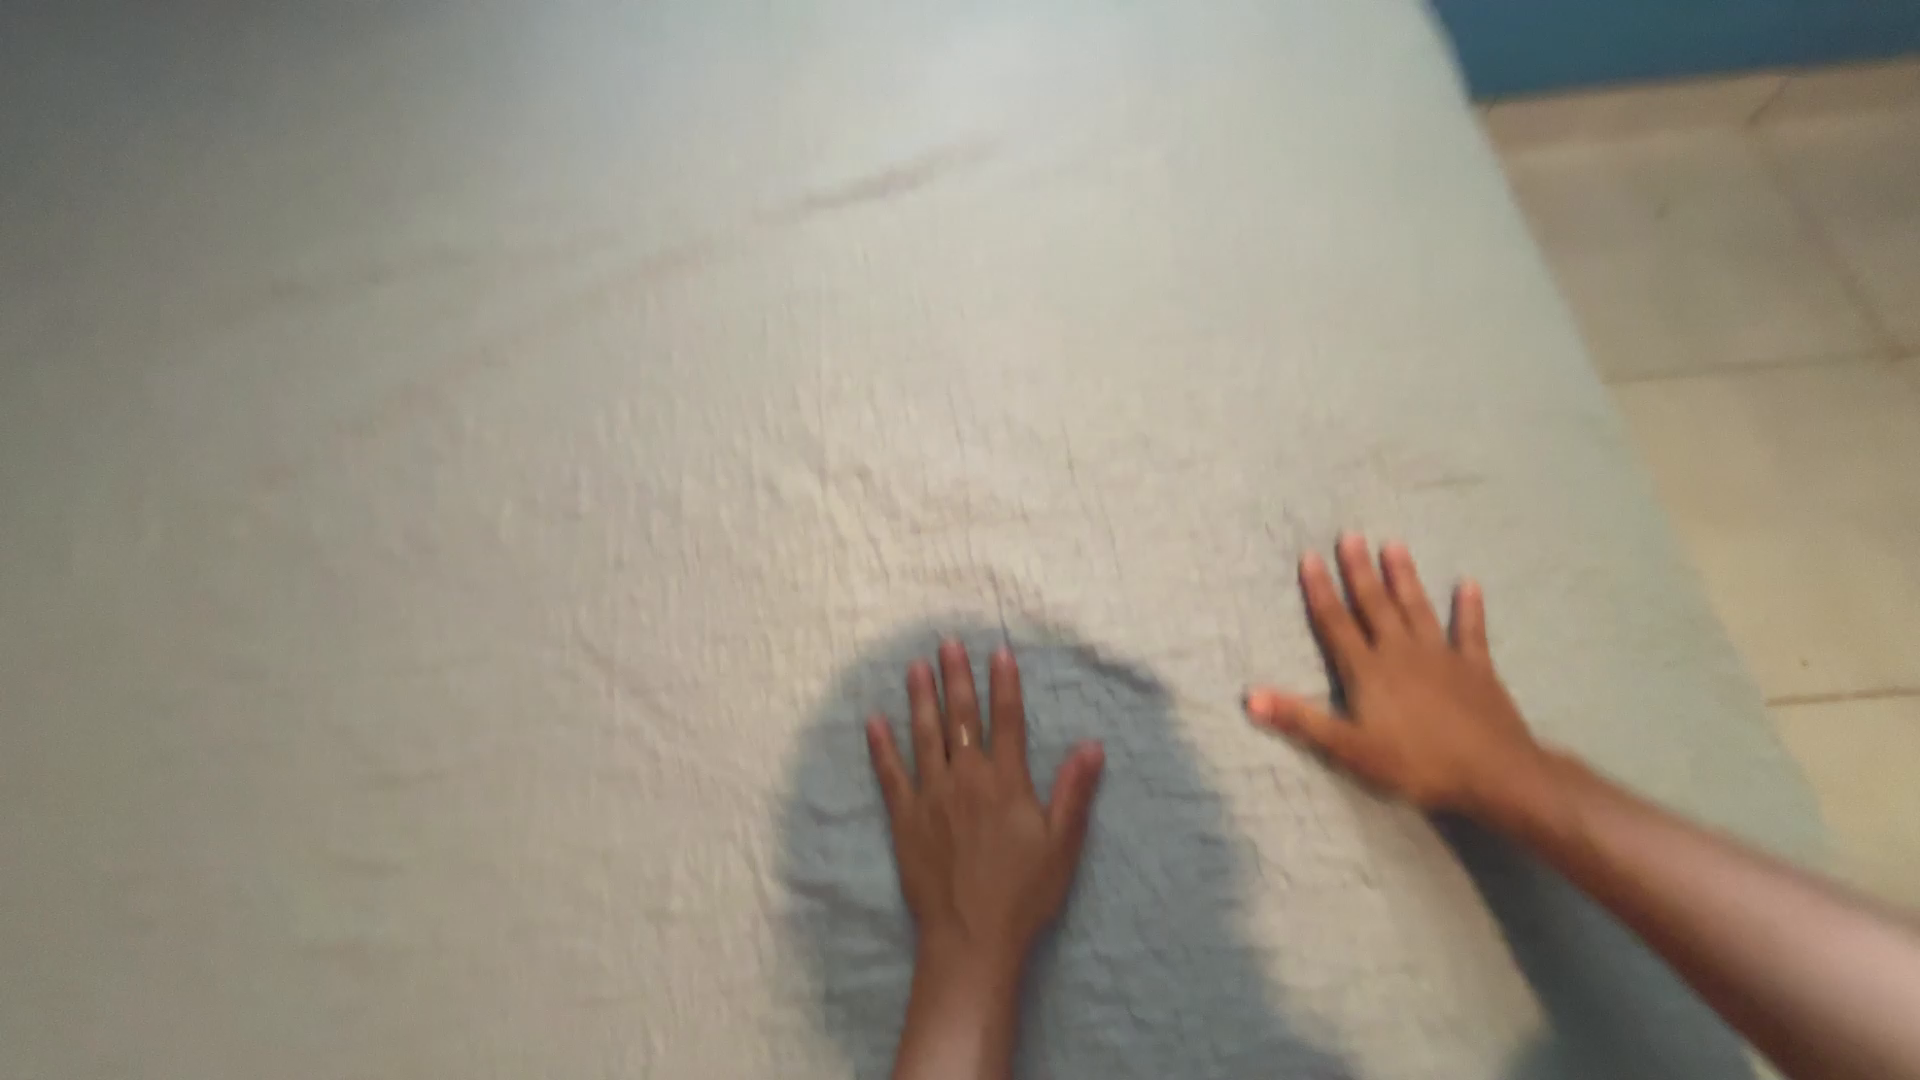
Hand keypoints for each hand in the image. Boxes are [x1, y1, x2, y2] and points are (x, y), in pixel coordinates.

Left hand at [866, 641, 1105, 969]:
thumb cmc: (1023, 893)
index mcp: (1005, 782)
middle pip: (961, 717)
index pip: (1007, 720)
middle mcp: (966, 778)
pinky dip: (881, 746)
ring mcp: (931, 795)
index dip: (1004, 684)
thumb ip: (1075, 791)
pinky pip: (890, 774)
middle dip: (956, 677)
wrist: (972, 937)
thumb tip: (1093, 745)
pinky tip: (873, 721)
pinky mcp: (904, 817)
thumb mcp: (1061, 844)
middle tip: (947, 643)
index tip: (998, 652)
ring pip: (924, 735)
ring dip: (920, 698)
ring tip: (915, 666)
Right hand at [1244, 535, 1544, 815]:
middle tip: (1351, 535)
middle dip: (1359, 570)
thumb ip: (1298, 719)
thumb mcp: (1347, 748)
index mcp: (1367, 669)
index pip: (1335, 622)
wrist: (1495, 774)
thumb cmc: (1414, 763)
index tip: (1310, 556)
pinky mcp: (1476, 668)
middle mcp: (1400, 652)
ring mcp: (1441, 656)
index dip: (1320, 590)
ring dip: (1404, 576)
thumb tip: (1249, 696)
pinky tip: (1469, 584)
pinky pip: (1471, 631)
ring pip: (1417, 608)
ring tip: (1394, 545)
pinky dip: (1469, 607)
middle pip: (1375, 604)